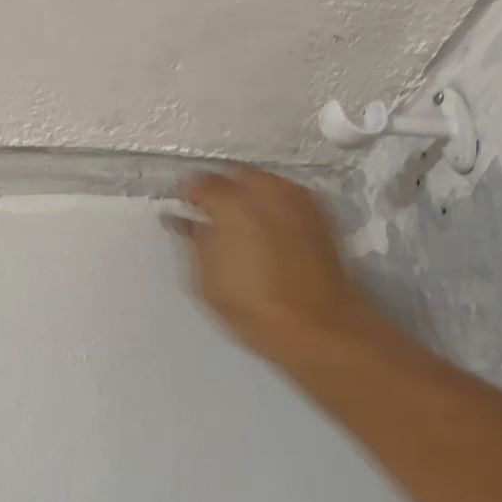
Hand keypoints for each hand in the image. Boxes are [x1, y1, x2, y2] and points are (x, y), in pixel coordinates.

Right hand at [170, 165, 385, 359]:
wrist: (320, 326)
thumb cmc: (255, 309)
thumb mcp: (208, 282)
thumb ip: (194, 242)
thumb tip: (185, 220)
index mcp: (232, 206)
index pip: (199, 182)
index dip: (186, 193)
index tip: (181, 208)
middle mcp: (266, 191)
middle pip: (234, 174)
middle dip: (219, 187)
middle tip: (209, 213)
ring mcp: (298, 199)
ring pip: (264, 180)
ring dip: (247, 192)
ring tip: (238, 219)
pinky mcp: (320, 213)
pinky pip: (286, 194)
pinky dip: (271, 201)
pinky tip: (266, 225)